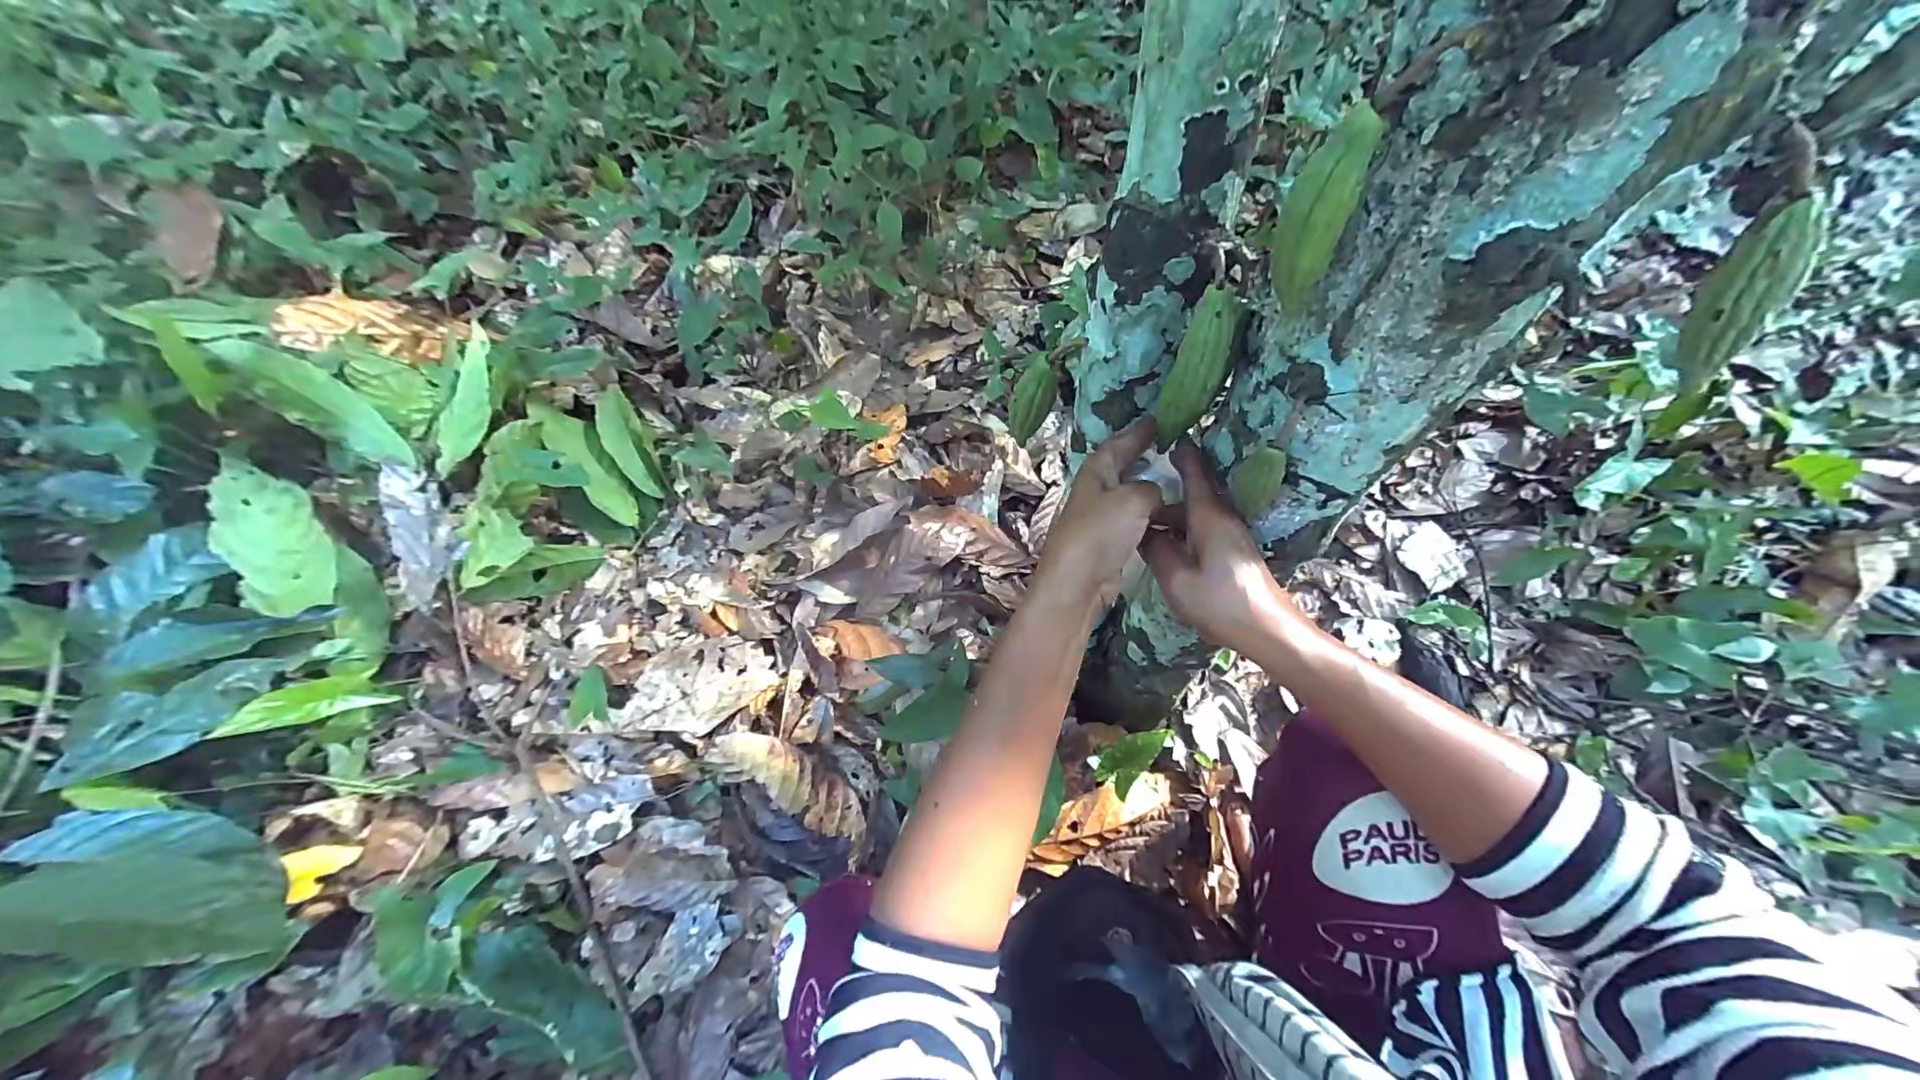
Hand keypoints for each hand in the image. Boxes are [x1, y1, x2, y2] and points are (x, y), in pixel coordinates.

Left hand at [1031, 418, 1163, 610]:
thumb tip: (1154, 494)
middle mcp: (1096, 491)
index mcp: (1096, 472)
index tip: (1158, 420)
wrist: (1078, 582)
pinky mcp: (1109, 542)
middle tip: (1172, 447)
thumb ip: (1150, 488)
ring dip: (1155, 490)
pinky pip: (1138, 520)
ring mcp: (1102, 517)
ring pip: (1133, 496)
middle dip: (1145, 457)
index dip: (1138, 432)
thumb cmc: (1100, 533)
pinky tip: (1172, 520)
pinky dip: (1155, 517)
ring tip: (1183, 486)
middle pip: (1123, 468)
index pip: (1118, 443)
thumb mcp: (1133, 499)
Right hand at [1140, 442, 1307, 655]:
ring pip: (1196, 516)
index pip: (1195, 475)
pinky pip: (1202, 531)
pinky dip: (1182, 531)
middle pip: (1192, 496)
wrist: (1267, 631)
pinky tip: (1165, 546)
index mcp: (1209, 518)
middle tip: (1133, 497)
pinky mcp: (1233, 553)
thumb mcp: (1177, 579)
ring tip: (1142, 527)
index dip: (1182, 456)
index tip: (1168, 438)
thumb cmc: (1221, 603)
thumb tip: (1146, 531)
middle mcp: (1223, 520)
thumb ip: (1157, 550)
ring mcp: (1231, 537)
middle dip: (1166, 494)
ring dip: (1172, 517)